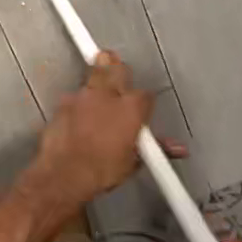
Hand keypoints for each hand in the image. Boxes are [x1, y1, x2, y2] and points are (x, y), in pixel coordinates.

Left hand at [14, 52, 181, 221]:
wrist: (65, 174)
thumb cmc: (102, 170)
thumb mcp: (133, 162)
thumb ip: (156, 149)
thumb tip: (178, 149)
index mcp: (132, 108)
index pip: (145, 95)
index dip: (143, 102)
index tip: (140, 111)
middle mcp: (109, 94)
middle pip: (118, 67)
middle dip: (119, 69)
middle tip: (119, 77)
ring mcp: (84, 95)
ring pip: (94, 72)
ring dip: (98, 76)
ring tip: (99, 90)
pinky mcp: (64, 102)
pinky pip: (74, 94)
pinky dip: (77, 101)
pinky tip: (77, 114)